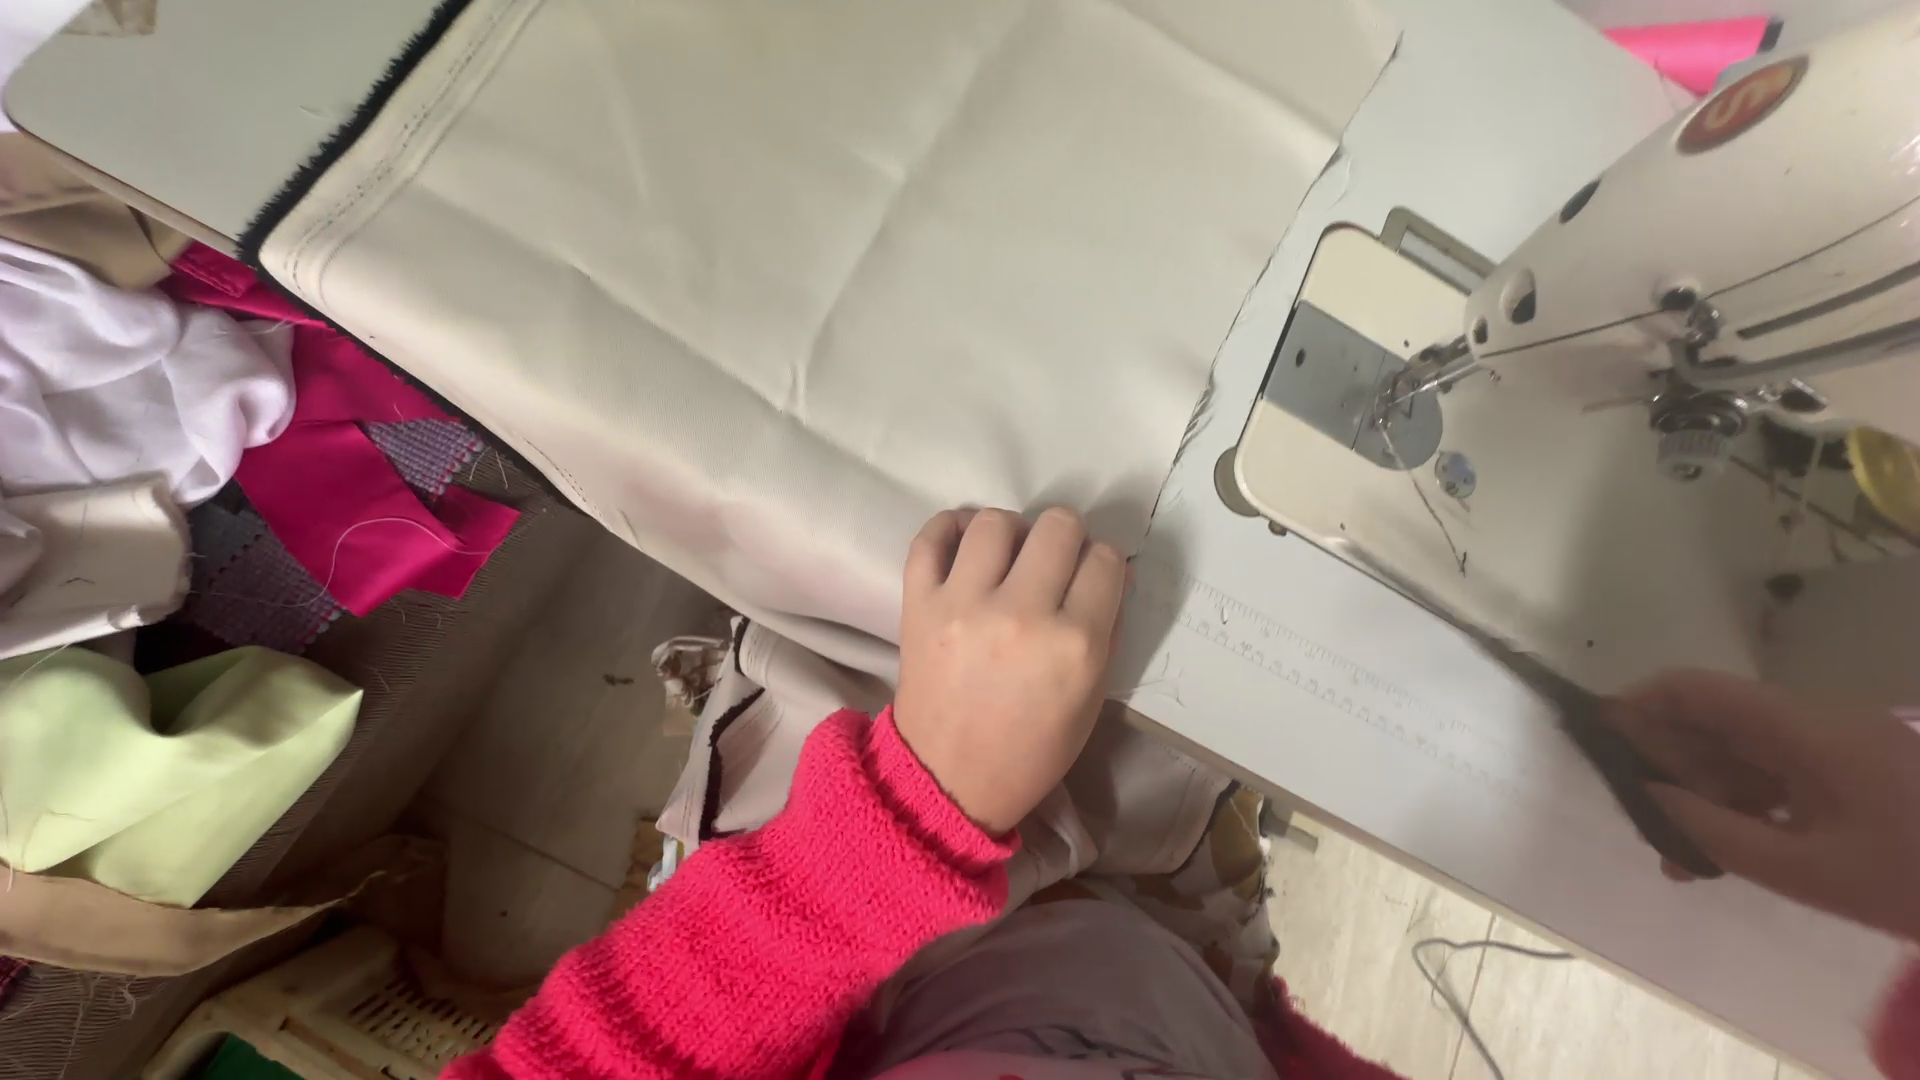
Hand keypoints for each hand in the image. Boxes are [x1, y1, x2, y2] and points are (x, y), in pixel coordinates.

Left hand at [892, 507, 1127, 835]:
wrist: (947, 779)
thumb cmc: (1030, 748)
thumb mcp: (1091, 699)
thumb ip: (1107, 630)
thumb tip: (1108, 571)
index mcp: (1074, 644)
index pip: (1104, 559)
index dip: (1102, 563)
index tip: (1088, 576)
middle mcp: (1021, 614)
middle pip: (1058, 526)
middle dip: (1065, 538)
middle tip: (1051, 563)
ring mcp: (963, 604)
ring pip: (996, 520)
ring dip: (1011, 532)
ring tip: (1007, 557)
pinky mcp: (918, 604)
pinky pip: (929, 537)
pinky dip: (949, 528)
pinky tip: (964, 542)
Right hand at [1609, 669, 1919, 940]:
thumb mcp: (1808, 870)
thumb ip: (1712, 829)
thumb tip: (1647, 795)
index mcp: (1803, 728)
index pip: (1692, 688)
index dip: (1636, 704)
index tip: (1599, 740)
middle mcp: (1814, 725)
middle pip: (1708, 722)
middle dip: (1663, 763)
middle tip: (1638, 812)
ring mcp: (1839, 752)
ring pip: (1737, 754)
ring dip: (1700, 794)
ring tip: (1679, 854)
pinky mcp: (1856, 777)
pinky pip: (1774, 778)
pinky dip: (1741, 807)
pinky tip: (1725, 852)